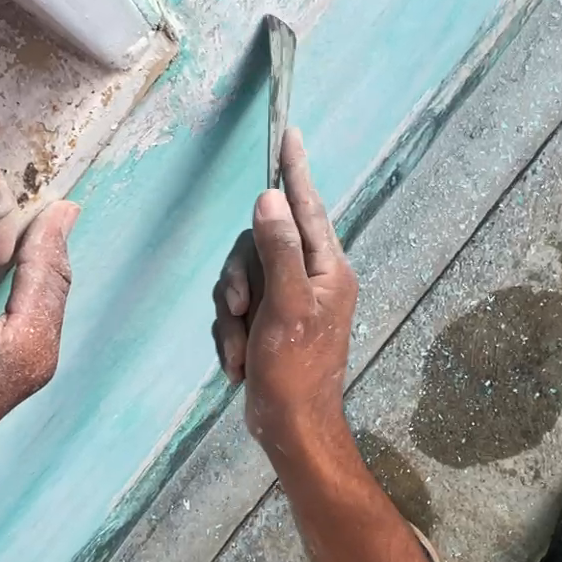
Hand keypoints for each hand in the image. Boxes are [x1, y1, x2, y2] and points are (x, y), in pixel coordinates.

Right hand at [211, 129, 357, 457]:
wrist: (290, 427)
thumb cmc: (296, 370)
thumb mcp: (287, 307)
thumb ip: (279, 250)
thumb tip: (269, 198)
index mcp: (327, 268)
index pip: (307, 207)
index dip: (295, 171)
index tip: (290, 134)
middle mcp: (309, 277)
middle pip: (257, 245)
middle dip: (240, 281)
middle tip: (242, 311)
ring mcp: (287, 299)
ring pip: (240, 279)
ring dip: (233, 318)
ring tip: (244, 349)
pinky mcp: (268, 321)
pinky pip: (235, 309)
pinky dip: (233, 336)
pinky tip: (242, 362)